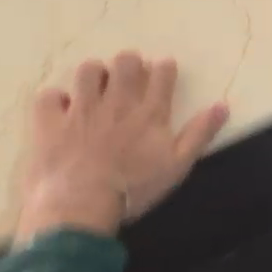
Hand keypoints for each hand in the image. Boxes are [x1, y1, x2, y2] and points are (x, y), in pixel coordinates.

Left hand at [15, 52, 229, 242]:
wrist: (79, 208)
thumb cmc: (133, 188)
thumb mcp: (178, 165)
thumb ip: (200, 133)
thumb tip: (223, 105)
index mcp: (150, 112)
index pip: (162, 72)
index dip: (164, 68)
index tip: (163, 73)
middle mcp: (117, 102)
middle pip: (125, 62)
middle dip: (129, 64)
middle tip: (128, 78)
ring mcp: (80, 110)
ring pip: (87, 71)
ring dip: (93, 75)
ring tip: (95, 89)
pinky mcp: (49, 123)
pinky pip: (48, 96)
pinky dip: (55, 99)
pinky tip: (62, 110)